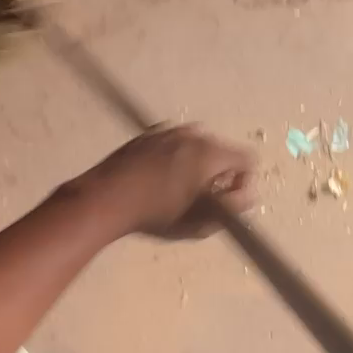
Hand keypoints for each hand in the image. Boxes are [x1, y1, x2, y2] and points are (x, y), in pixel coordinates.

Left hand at [69, 124, 254, 239]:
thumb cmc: (155, 214)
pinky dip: (174, 159)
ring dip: (196, 166)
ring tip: (178, 192)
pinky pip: (173, 144)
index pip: (247, 160)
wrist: (104, 198)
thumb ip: (231, 210)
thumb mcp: (199, 222)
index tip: (226, 202)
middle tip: (201, 200)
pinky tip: (158, 180)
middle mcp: (191, 134)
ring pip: (196, 146)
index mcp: (209, 152)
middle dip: (219, 174)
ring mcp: (166, 131)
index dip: (243, 183)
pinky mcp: (146, 135)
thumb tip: (246, 197)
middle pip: (222, 151)